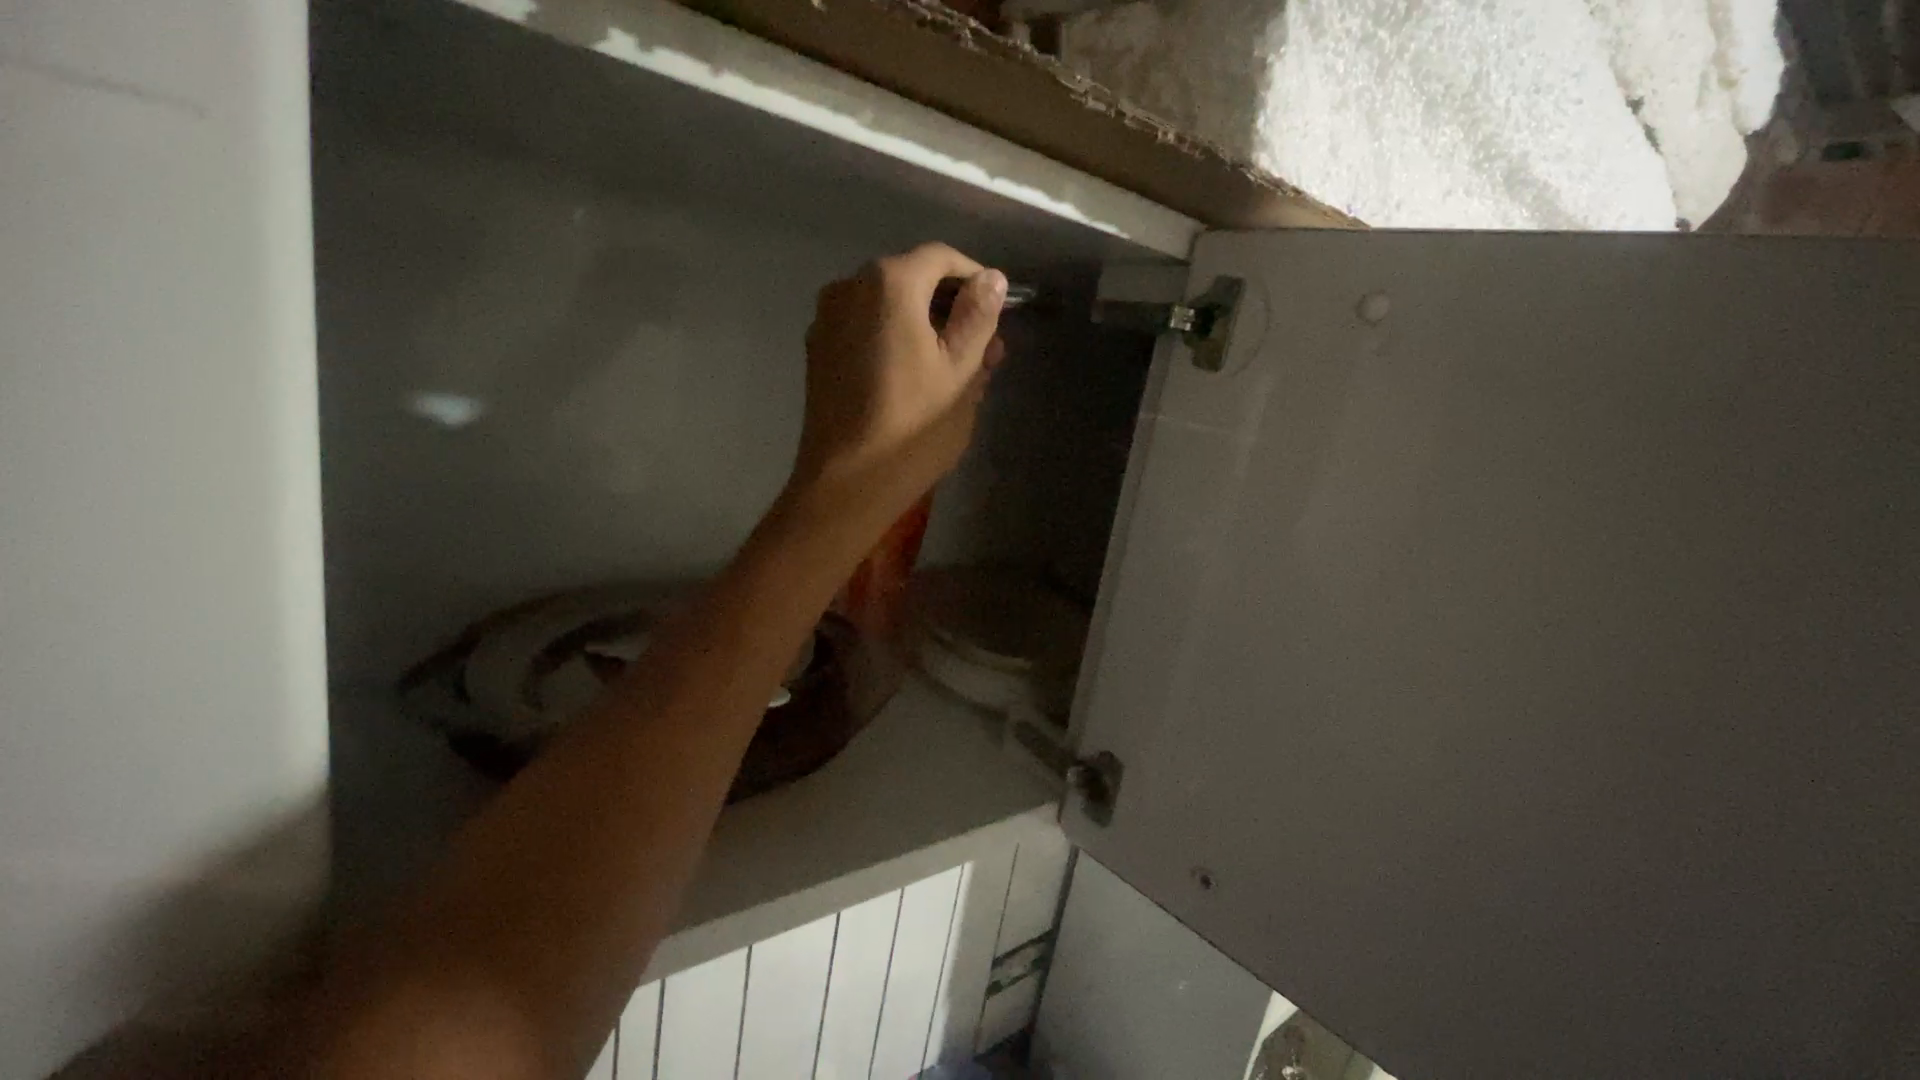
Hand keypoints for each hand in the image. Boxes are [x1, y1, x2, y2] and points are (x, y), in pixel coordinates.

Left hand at [787, 242, 1007, 531]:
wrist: (845, 483)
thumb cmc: (913, 425)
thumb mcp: (960, 370)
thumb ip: (978, 316)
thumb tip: (991, 279)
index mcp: (889, 283)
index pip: (942, 259)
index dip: (976, 279)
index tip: (999, 313)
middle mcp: (849, 287)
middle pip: (912, 281)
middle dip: (952, 309)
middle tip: (987, 351)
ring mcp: (827, 319)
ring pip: (889, 308)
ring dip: (925, 327)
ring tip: (958, 370)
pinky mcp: (818, 351)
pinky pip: (866, 330)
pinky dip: (895, 341)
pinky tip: (917, 378)